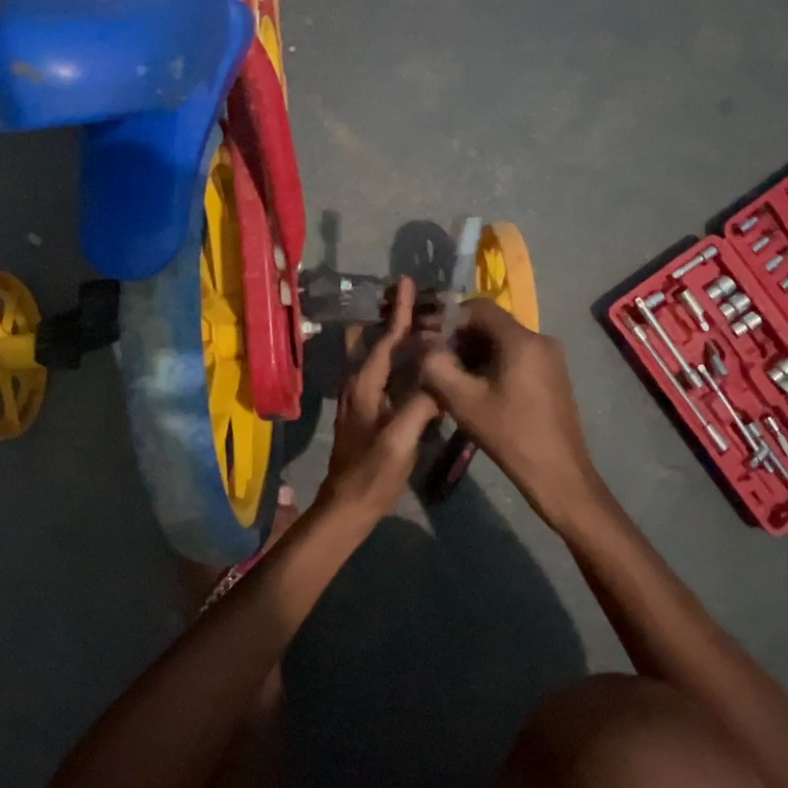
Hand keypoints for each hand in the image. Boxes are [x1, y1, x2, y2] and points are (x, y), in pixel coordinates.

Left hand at [323, 278, 439, 515]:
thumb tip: (440, 374)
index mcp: (364, 386)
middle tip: (419, 297)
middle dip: (394, 317)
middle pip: (377, 341)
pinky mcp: (368, 413)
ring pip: (379, 357)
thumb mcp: (399, 441)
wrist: (347, 506)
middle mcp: (359, 385)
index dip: (398, 312)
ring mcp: (362, 400)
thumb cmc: (371, 473)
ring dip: (397, 337)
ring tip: (423, 322)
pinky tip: (419, 365)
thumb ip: (419, 406)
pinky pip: (385, 374)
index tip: (406, 282)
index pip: (384, 339)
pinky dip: (399, 360)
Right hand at [421, 300, 607, 525]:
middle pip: (492, 323)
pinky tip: (476, 388)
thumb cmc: (510, 435)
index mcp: (522, 340)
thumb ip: (437, 366)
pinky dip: (492, 363)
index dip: (449, 317)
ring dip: (474, 351)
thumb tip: (423, 345)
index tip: (428, 337)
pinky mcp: (552, 376)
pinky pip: (516, 356)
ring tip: (450, 375)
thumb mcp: (463, 401)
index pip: (479, 307)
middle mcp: (541, 340)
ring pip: (503, 341)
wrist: (559, 475)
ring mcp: (550, 358)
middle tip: (434, 358)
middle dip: (459, 336)